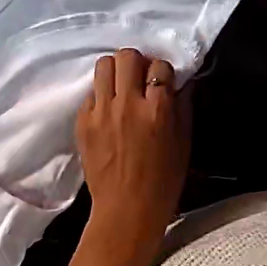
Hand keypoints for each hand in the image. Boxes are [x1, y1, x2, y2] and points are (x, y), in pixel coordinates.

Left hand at [75, 48, 189, 245]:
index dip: (163, 73)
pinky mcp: (82, 122)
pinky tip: (108, 112)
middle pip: (127, 56)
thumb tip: (183, 82)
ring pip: (103, 65)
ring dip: (115, 72)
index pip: (160, 67)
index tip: (162, 83)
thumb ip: (183, 107)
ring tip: (121, 88)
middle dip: (137, 63)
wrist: (127, 209)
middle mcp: (128, 104)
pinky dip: (101, 97)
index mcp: (158, 109)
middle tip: (140, 79)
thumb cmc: (163, 180)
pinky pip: (90, 93)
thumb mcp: (184, 142)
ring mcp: (101, 112)